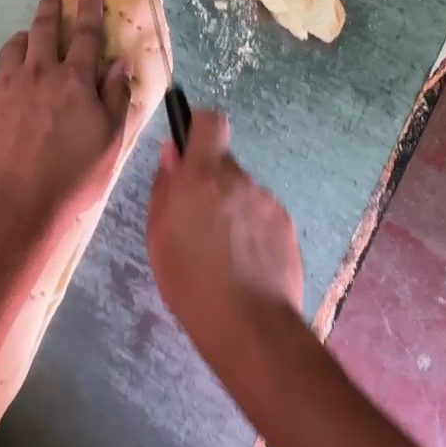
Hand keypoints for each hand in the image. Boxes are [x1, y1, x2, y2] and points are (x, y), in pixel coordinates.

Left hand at [0, 0, 133, 235]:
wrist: (17, 204)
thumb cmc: (73, 177)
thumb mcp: (110, 141)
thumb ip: (115, 98)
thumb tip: (119, 64)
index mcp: (75, 80)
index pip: (86, 35)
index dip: (90, 10)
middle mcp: (39, 74)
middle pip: (44, 30)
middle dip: (51, 9)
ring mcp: (7, 87)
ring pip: (13, 48)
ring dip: (24, 39)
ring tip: (28, 41)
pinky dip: (2, 78)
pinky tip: (5, 90)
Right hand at [147, 112, 304, 353]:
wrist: (247, 324)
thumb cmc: (189, 280)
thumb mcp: (158, 234)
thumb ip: (165, 187)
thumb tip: (173, 154)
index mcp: (203, 176)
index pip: (210, 122)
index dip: (199, 127)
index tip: (188, 148)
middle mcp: (239, 180)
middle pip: (223, 165)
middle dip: (210, 184)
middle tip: (197, 222)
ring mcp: (268, 203)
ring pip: (243, 193)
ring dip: (231, 210)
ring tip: (222, 252)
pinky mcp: (287, 226)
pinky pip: (262, 216)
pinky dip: (251, 231)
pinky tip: (244, 263)